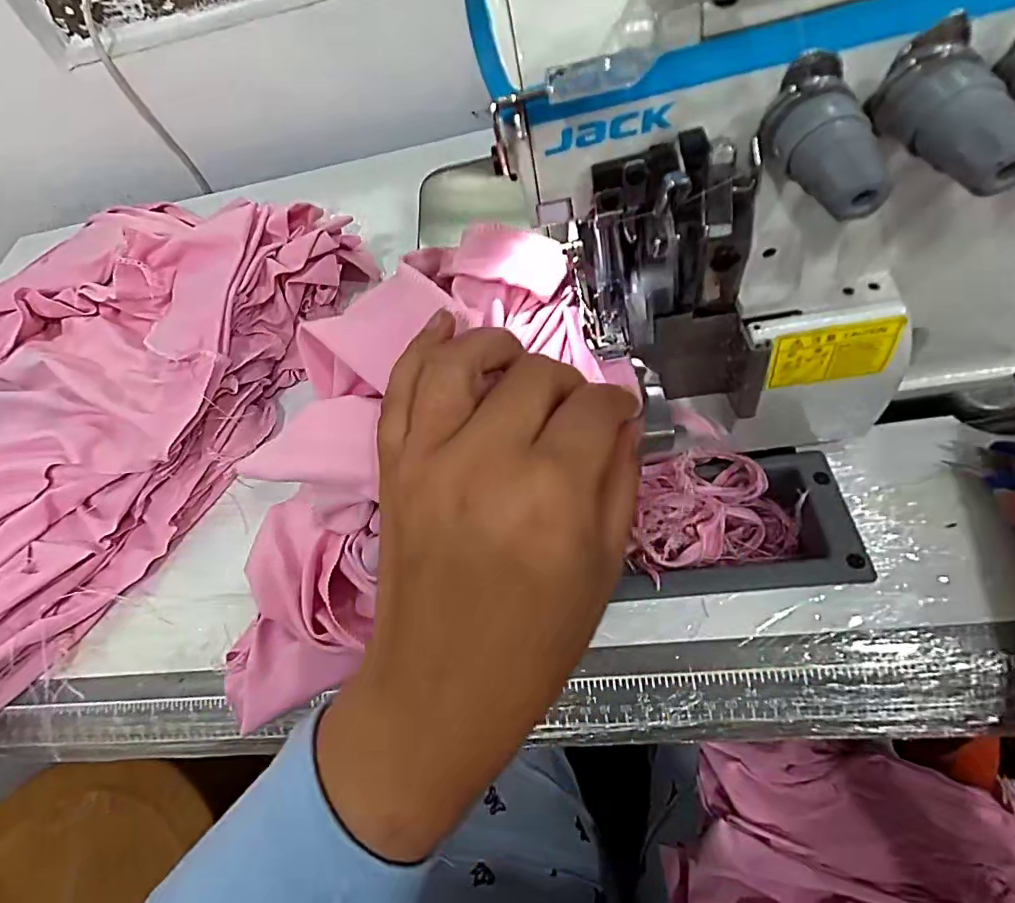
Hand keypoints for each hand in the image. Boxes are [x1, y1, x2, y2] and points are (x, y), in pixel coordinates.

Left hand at [316, 312, 639, 861]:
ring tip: (513, 356)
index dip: (616, 404)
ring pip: (463, 361)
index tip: (618, 415)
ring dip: (495, 345)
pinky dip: (421, 348)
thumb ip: (619, 479)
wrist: (440, 687)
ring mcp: (429, 458)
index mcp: (553, 494)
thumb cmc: (535, 642)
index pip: (594, 408)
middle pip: (535, 376)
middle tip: (573, 410)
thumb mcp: (603, 566)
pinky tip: (443, 326)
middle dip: (567, 383)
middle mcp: (488, 461)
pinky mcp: (393, 466)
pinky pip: (401, 387)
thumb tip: (621, 419)